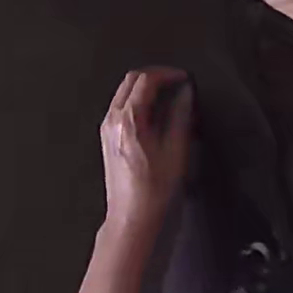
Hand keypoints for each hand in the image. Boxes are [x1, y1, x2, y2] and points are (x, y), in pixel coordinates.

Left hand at [99, 67, 192, 233]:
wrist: (130, 219)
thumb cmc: (154, 191)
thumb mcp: (174, 154)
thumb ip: (180, 118)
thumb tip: (186, 94)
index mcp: (128, 119)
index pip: (145, 80)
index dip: (166, 74)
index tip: (184, 77)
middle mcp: (113, 117)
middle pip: (131, 79)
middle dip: (155, 75)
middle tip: (176, 80)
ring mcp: (107, 125)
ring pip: (124, 90)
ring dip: (145, 86)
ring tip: (169, 93)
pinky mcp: (107, 134)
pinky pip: (121, 104)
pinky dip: (137, 98)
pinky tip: (154, 111)